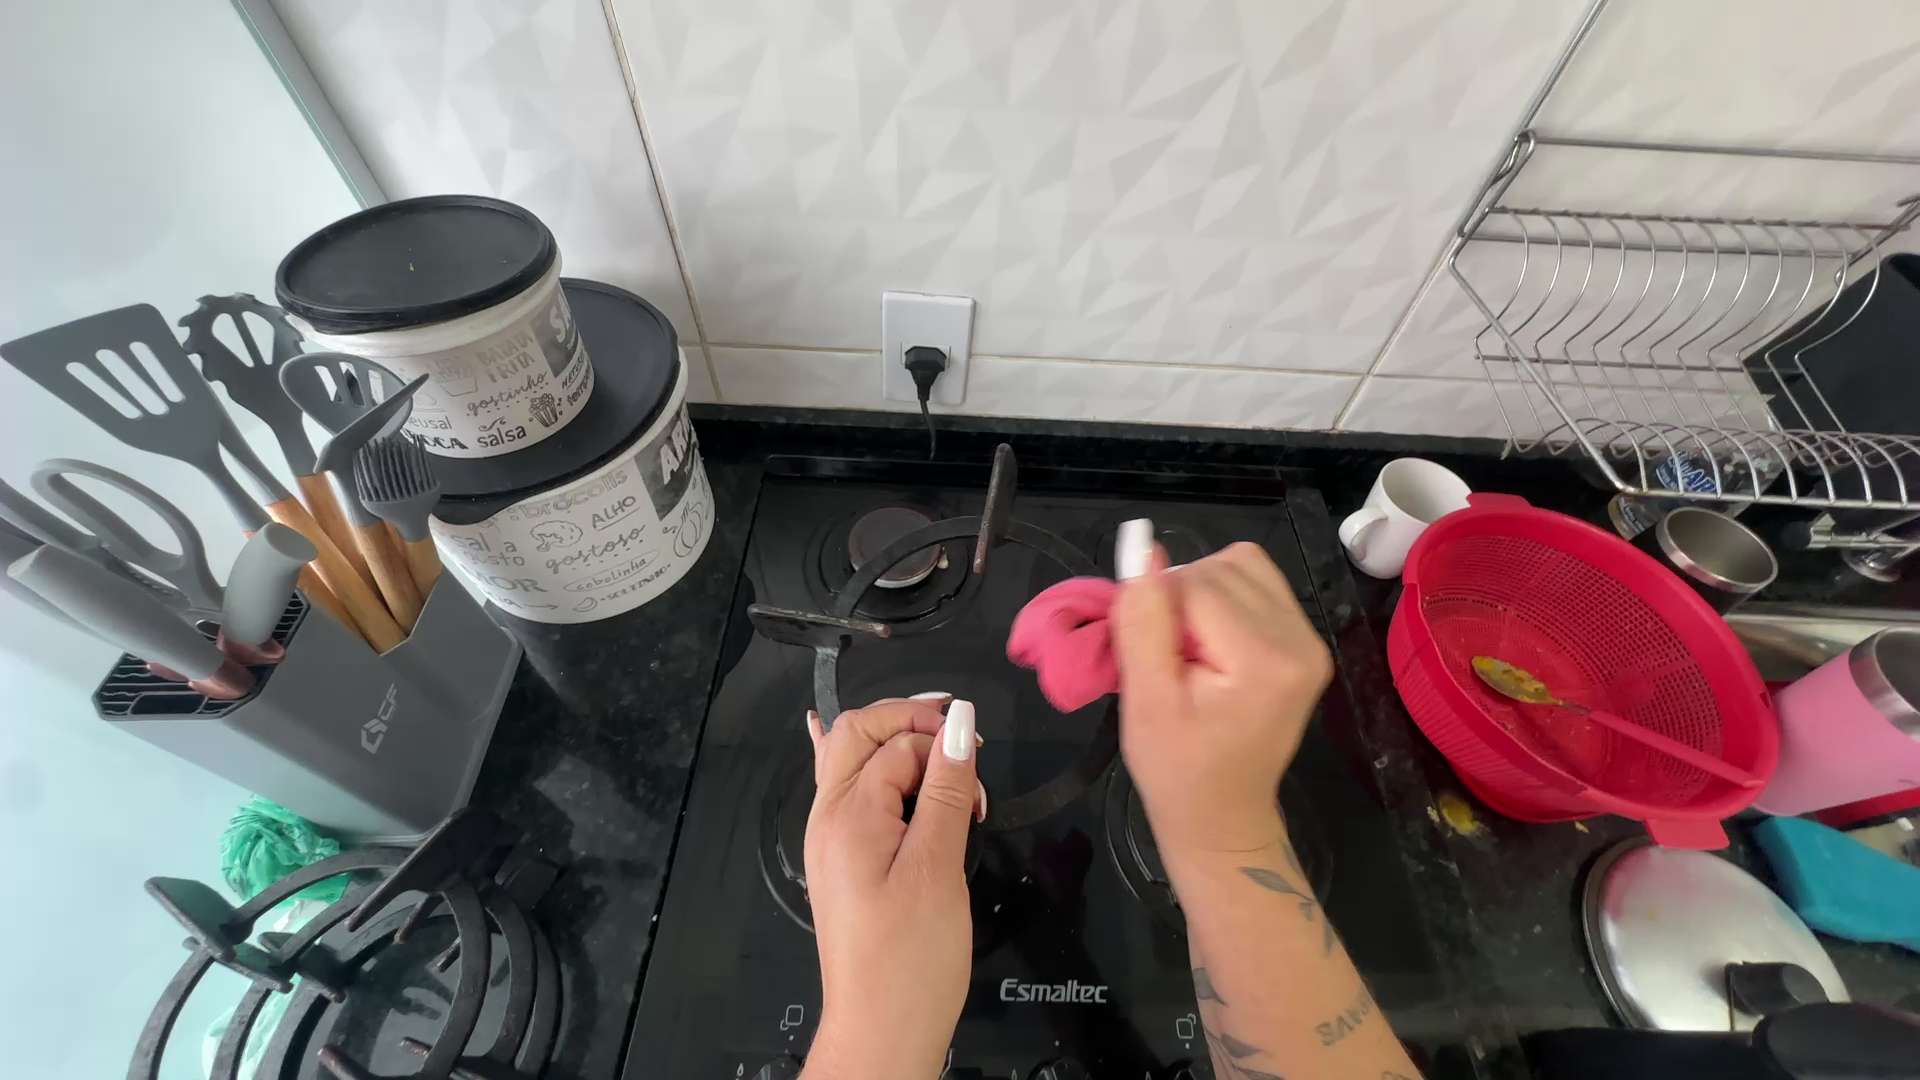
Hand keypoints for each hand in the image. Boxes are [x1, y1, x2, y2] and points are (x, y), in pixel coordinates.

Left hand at [801, 695, 982, 1079]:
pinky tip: (829, 729)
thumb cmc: (910, 960)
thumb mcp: (938, 867)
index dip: (942, 744)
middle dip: (910, 718)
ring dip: (896, 740)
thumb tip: (961, 721)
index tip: (979, 770)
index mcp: (849, 814)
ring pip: (850, 753)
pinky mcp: (840, 852)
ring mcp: (829, 833)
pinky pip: (839, 783)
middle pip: (858, 730)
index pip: (897, 743)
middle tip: (958, 738)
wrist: (881, 1033)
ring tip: (939, 753)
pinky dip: (854, 756)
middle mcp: (828, 814)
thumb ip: (947, 788)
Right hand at [1110, 537, 1332, 853]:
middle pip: (1220, 567)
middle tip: (1167, 657)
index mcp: (1266, 660)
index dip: (1157, 606)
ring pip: (1239, 564)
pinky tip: (1209, 641)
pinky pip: (1254, 581)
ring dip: (1199, 592)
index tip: (1151, 657)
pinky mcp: (1304, 640)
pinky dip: (1220, 597)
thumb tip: (1143, 548)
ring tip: (1188, 648)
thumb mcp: (1145, 699)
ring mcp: (1309, 638)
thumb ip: (1143, 619)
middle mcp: (1301, 639)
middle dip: (1179, 598)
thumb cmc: (1176, 768)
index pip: (1196, 583)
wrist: (1221, 814)